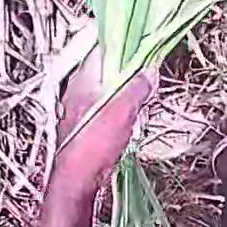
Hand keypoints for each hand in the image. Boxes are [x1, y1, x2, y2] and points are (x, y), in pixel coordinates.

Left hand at [52, 48, 153, 195]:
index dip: (125, 46)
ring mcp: (78, 110)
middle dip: (128, 71)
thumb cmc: (92, 148)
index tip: (144, 47)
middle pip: (106, 70)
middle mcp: (77, 92)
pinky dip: (118, 109)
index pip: (102, 49)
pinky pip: (104, 108)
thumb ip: (137, 89)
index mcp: (83, 81)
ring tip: (139, 100)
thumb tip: (150, 72)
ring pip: (105, 90)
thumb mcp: (122, 112)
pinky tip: (127, 121)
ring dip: (124, 92)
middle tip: (146, 77)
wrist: (77, 180)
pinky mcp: (83, 127)